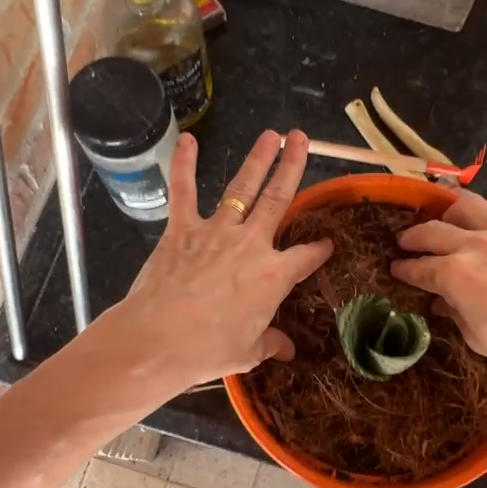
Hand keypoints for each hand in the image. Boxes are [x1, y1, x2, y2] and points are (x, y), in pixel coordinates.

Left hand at [96, 129, 332, 393]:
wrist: (158, 340)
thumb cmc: (208, 350)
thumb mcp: (248, 352)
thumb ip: (269, 343)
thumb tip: (287, 350)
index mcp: (274, 275)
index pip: (307, 257)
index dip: (320, 250)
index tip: (329, 243)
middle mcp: (251, 244)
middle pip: (279, 200)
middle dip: (293, 167)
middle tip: (301, 139)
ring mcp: (215, 232)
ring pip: (242, 188)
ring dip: (257, 159)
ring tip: (270, 135)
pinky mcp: (181, 229)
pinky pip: (183, 192)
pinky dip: (183, 165)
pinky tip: (188, 140)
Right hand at [390, 184, 486, 396]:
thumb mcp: (478, 338)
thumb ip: (454, 311)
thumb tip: (439, 300)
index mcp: (457, 276)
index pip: (419, 268)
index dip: (403, 270)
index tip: (395, 270)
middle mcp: (478, 245)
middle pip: (433, 231)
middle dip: (413, 238)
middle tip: (406, 246)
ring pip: (467, 204)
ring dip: (448, 213)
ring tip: (444, 223)